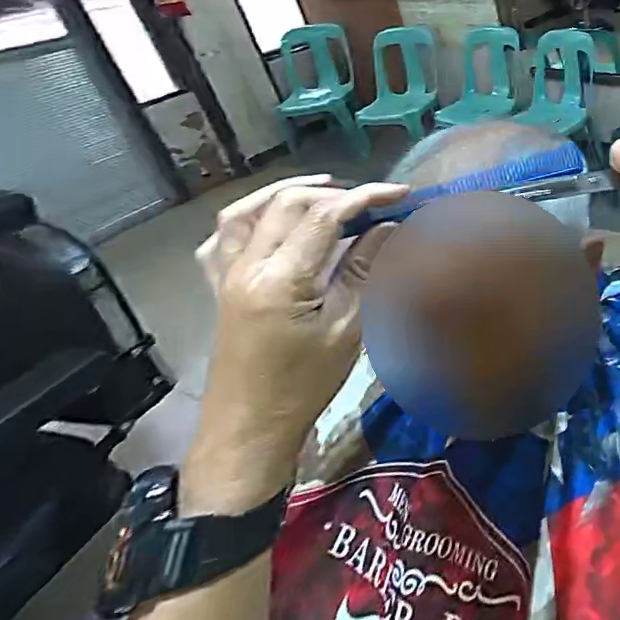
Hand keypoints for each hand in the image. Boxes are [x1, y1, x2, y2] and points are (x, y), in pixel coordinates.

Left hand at [184, 175, 406, 510]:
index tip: (401, 194)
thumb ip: (365, 269)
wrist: (249, 428)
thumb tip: (389, 227)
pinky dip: (251, 216)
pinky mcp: (219, 288)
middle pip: (286, 203)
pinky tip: (274, 219)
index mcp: (279, 280)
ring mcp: (225, 277)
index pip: (324, 216)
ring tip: (326, 190)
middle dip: (336, 192)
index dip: (366, 196)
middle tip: (373, 201)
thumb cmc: (304, 383)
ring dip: (288, 192)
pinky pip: (223, 237)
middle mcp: (245, 269)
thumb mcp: (348, 326)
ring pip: (246, 211)